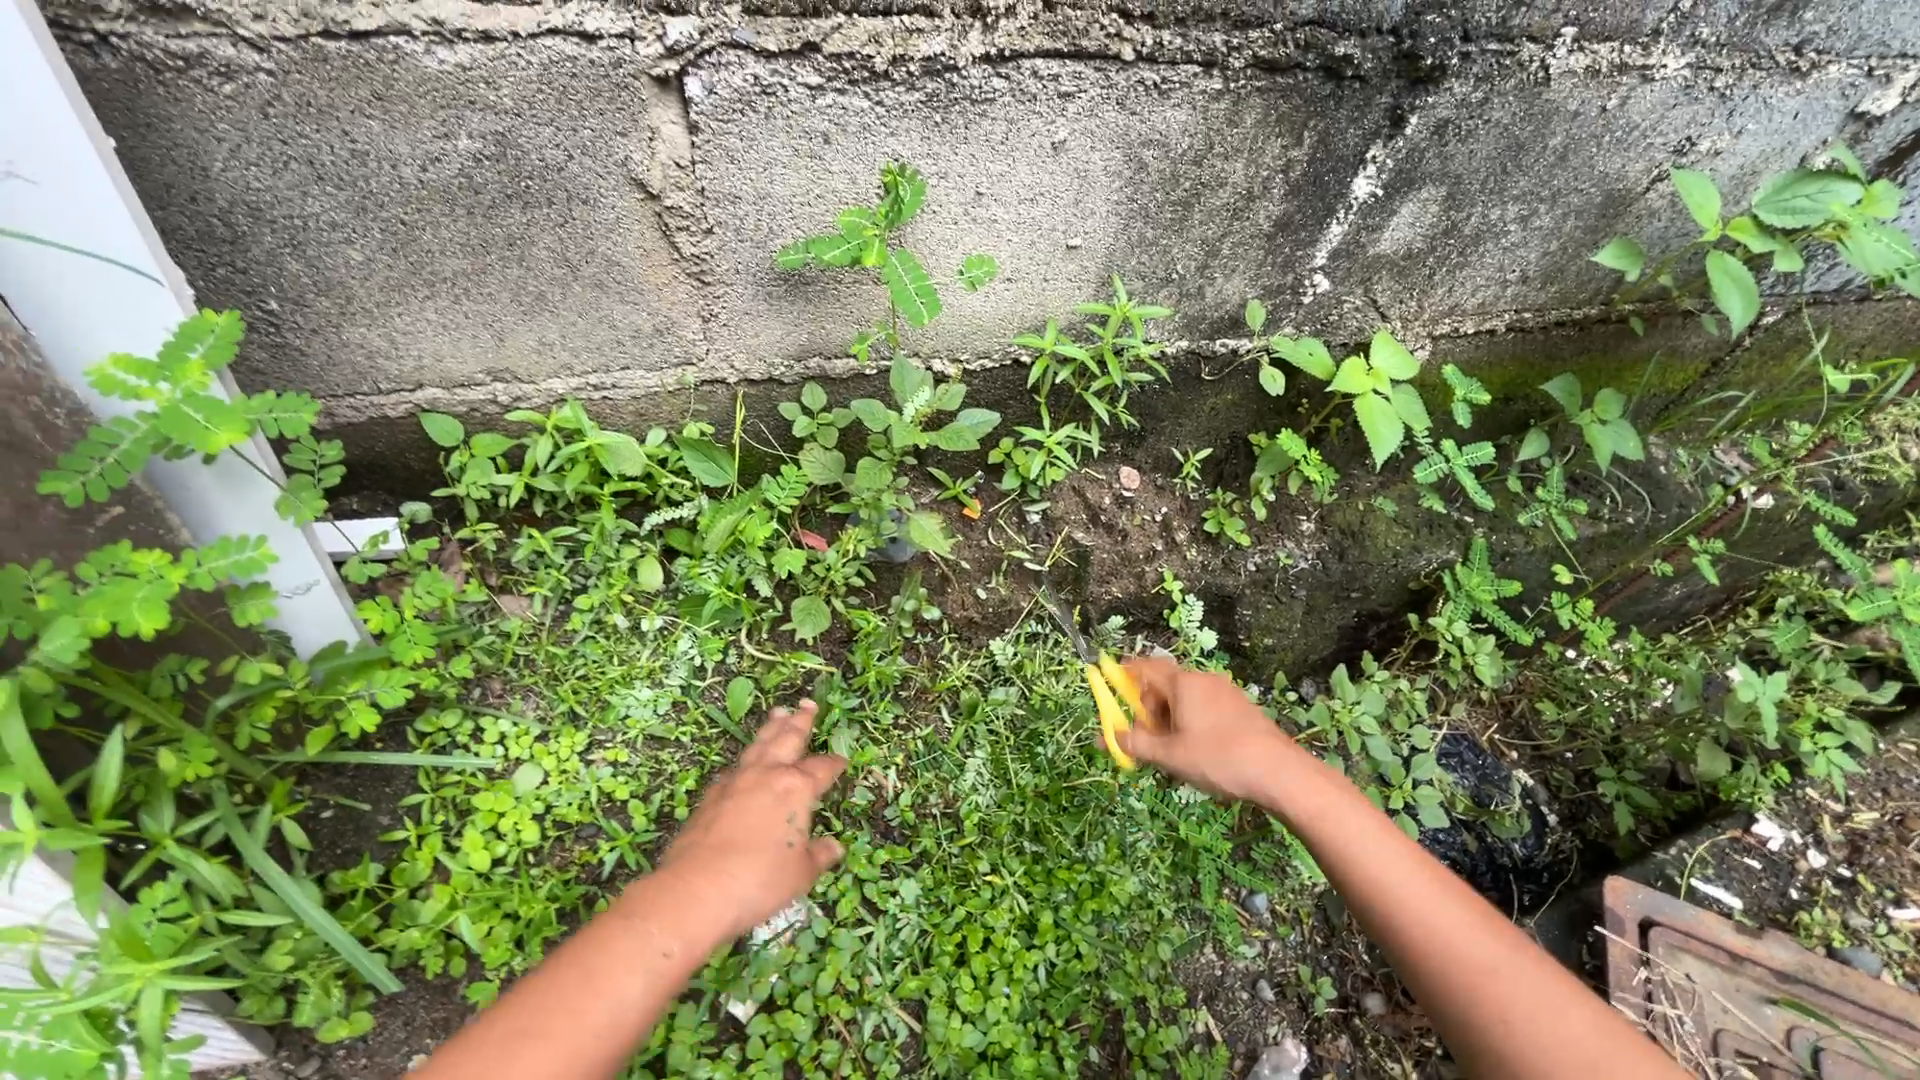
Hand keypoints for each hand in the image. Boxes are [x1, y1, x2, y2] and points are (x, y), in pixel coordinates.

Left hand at [654, 700, 847, 940]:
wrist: (695, 890)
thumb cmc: (759, 881)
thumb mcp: (800, 874)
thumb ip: (818, 856)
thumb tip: (833, 847)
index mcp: (796, 789)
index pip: (821, 769)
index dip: (834, 764)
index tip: (841, 761)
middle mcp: (767, 776)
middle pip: (787, 740)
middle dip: (800, 722)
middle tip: (808, 704)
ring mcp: (735, 783)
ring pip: (758, 746)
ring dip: (771, 729)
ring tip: (778, 713)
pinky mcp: (710, 797)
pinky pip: (734, 769)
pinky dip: (745, 760)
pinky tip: (744, 763)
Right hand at [1117, 654, 1297, 802]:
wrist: (1279, 772)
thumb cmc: (1218, 758)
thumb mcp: (1170, 755)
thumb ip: (1136, 743)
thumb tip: (1107, 737)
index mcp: (1184, 683)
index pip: (1146, 668)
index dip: (1126, 675)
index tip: (1112, 685)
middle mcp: (1204, 680)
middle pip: (1166, 686)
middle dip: (1150, 709)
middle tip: (1146, 739)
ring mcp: (1226, 692)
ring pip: (1186, 699)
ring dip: (1171, 719)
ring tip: (1173, 751)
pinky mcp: (1241, 708)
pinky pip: (1206, 707)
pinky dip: (1192, 722)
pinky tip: (1199, 752)